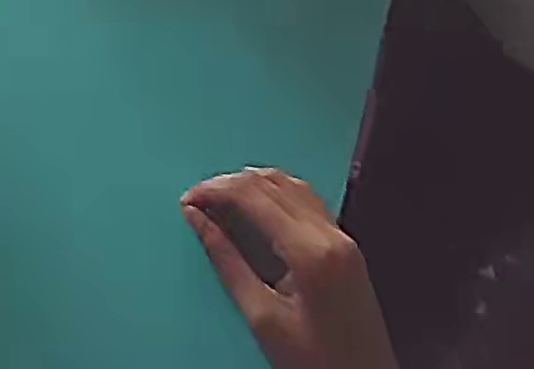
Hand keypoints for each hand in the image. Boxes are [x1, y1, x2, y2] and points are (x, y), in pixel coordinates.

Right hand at [183, 169, 397, 368]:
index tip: (187, 201)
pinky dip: (274, 190)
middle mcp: (329, 232)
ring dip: (250, 183)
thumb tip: (195, 218)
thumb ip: (227, 261)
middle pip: (268, 183)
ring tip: (220, 200)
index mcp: (309, 250)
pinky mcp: (346, 242)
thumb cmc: (316, 364)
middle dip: (227, 184)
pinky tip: (256, 203)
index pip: (252, 195)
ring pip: (287, 182)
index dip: (214, 191)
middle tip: (198, 200)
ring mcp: (341, 234)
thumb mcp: (263, 319)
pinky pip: (304, 196)